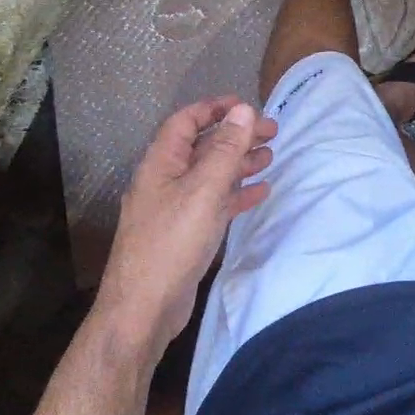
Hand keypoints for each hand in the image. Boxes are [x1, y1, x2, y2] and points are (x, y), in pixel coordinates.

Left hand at [92, 96, 275, 357]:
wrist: (143, 308)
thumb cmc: (172, 242)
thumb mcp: (204, 189)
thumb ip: (226, 148)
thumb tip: (243, 110)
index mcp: (161, 164)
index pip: (185, 122)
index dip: (214, 109)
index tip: (247, 105)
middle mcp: (165, 181)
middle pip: (202, 146)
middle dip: (236, 135)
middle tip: (272, 132)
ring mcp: (174, 208)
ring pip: (210, 174)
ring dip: (239, 162)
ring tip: (270, 157)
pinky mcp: (185, 233)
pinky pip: (215, 202)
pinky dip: (237, 192)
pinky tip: (260, 192)